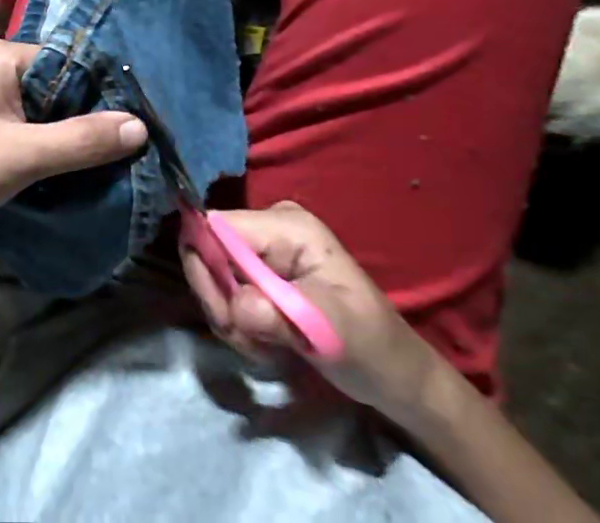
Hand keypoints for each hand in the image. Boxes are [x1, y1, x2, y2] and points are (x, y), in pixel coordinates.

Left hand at [0, 40, 148, 242]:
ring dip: (77, 128)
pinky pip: (37, 123)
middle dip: (94, 109)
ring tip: (120, 147)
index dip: (104, 85)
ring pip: (51, 106)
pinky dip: (58, 139)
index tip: (142, 110)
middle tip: (137, 133)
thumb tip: (142, 127)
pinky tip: (85, 157)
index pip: (69, 58)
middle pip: (62, 82)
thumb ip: (82, 139)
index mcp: (2, 56)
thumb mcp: (24, 154)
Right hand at [181, 201, 441, 421]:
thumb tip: (238, 306)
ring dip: (229, 318)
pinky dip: (236, 322)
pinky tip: (263, 343)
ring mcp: (264, 248)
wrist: (392, 372)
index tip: (226, 317)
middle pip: (208, 250)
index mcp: (289, 226)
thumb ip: (282, 316)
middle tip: (247, 341)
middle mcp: (270, 226)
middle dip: (220, 300)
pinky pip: (225, 290)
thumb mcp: (332, 330)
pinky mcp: (260, 271)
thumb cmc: (370, 345)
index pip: (218, 226)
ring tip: (263, 348)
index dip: (207, 267)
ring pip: (213, 275)